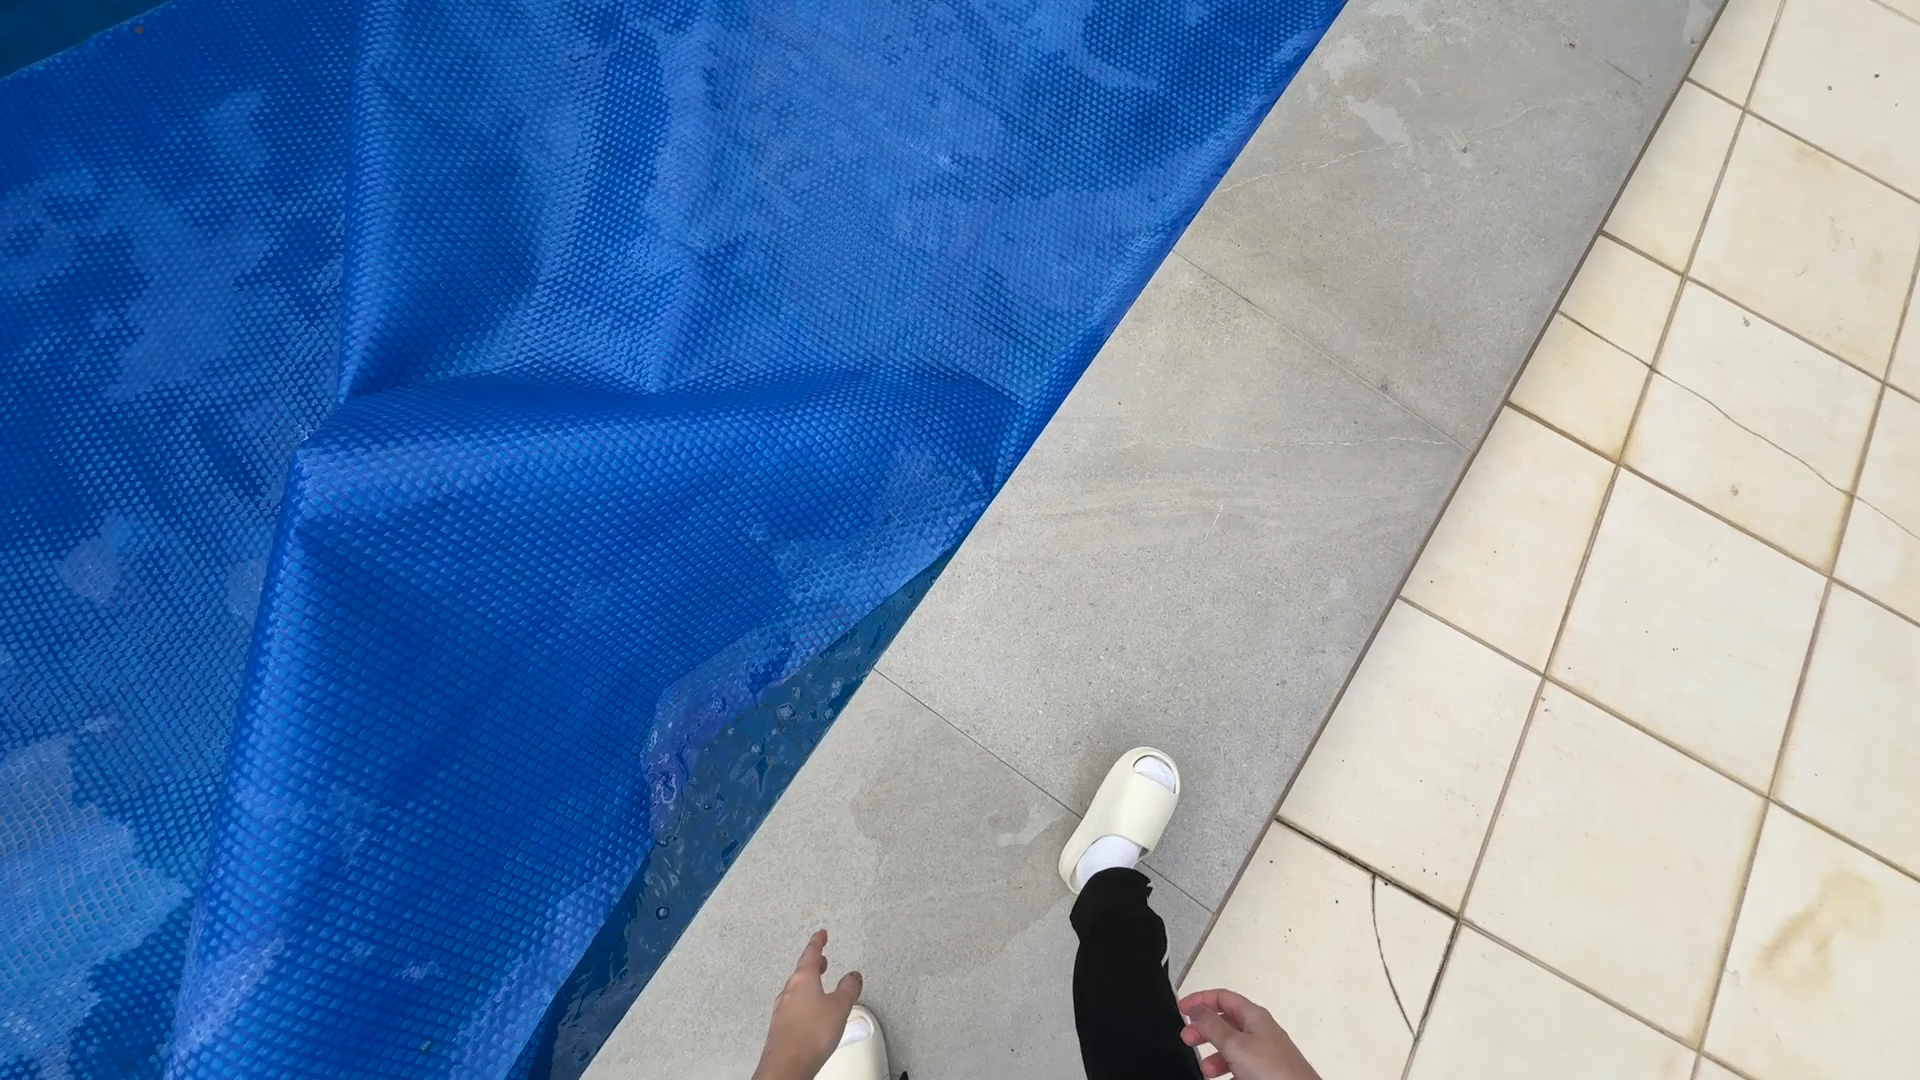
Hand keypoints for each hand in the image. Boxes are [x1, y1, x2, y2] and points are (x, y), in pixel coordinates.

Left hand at [751, 930, 863, 1079]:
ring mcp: (782, 1011)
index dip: (817, 942)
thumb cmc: (811, 1034)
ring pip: (796, 991)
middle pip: (802, 972)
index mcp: (803, 979)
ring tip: (818, 987)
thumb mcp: (839, 1007)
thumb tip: (854, 976)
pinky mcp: (779, 1029)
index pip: (811, 953)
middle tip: (821, 959)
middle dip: (813, 964)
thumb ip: (848, 989)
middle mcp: (789, 992)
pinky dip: (802, 1004)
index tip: (821, 934)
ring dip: (807, 985)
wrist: (786, 1067)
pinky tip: (809, 1015)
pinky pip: (792, 1008)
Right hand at [1179, 989, 1322, 1079]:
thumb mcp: (1235, 1044)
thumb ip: (1212, 1025)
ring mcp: (1266, 1052)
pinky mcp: (1269, 1072)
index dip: (1200, 1000)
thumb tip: (1195, 1008)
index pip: (1221, 997)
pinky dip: (1228, 1070)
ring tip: (1205, 1069)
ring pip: (1233, 1046)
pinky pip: (1242, 1065)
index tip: (1182, 1009)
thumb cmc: (1272, 1071)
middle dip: (1204, 1029)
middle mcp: (1260, 1030)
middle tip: (1188, 1038)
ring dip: (1215, 1054)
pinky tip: (1223, 1079)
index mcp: (1253, 1015)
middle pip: (1225, 1021)